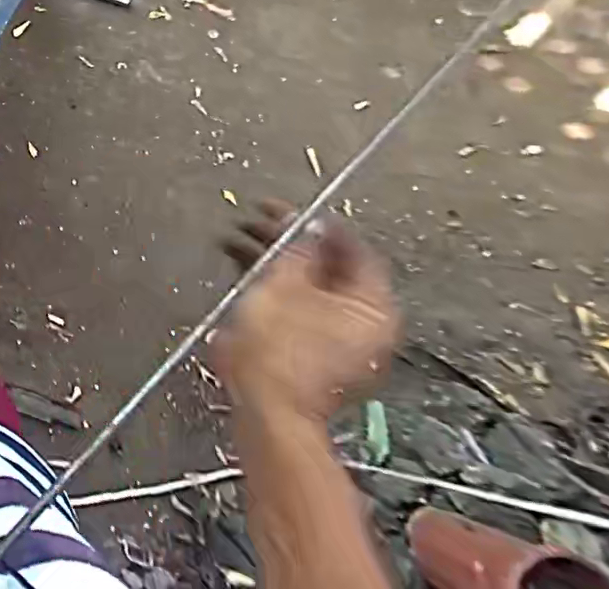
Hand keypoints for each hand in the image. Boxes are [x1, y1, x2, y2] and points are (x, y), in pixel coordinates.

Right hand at [212, 199, 399, 423]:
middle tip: (254, 221)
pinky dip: (271, 283)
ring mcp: (337, 336)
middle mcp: (362, 322)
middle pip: (329, 267)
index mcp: (371, 308)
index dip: (317, 224)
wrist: (264, 399)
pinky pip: (295, 302)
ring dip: (274, 259)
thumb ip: (295, 249)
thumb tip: (304, 222)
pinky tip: (241, 270)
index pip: (353, 251)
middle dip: (288, 240)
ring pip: (307, 283)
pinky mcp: (309, 345)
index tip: (283, 208)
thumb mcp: (282, 285)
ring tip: (237, 241)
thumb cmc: (277, 346)